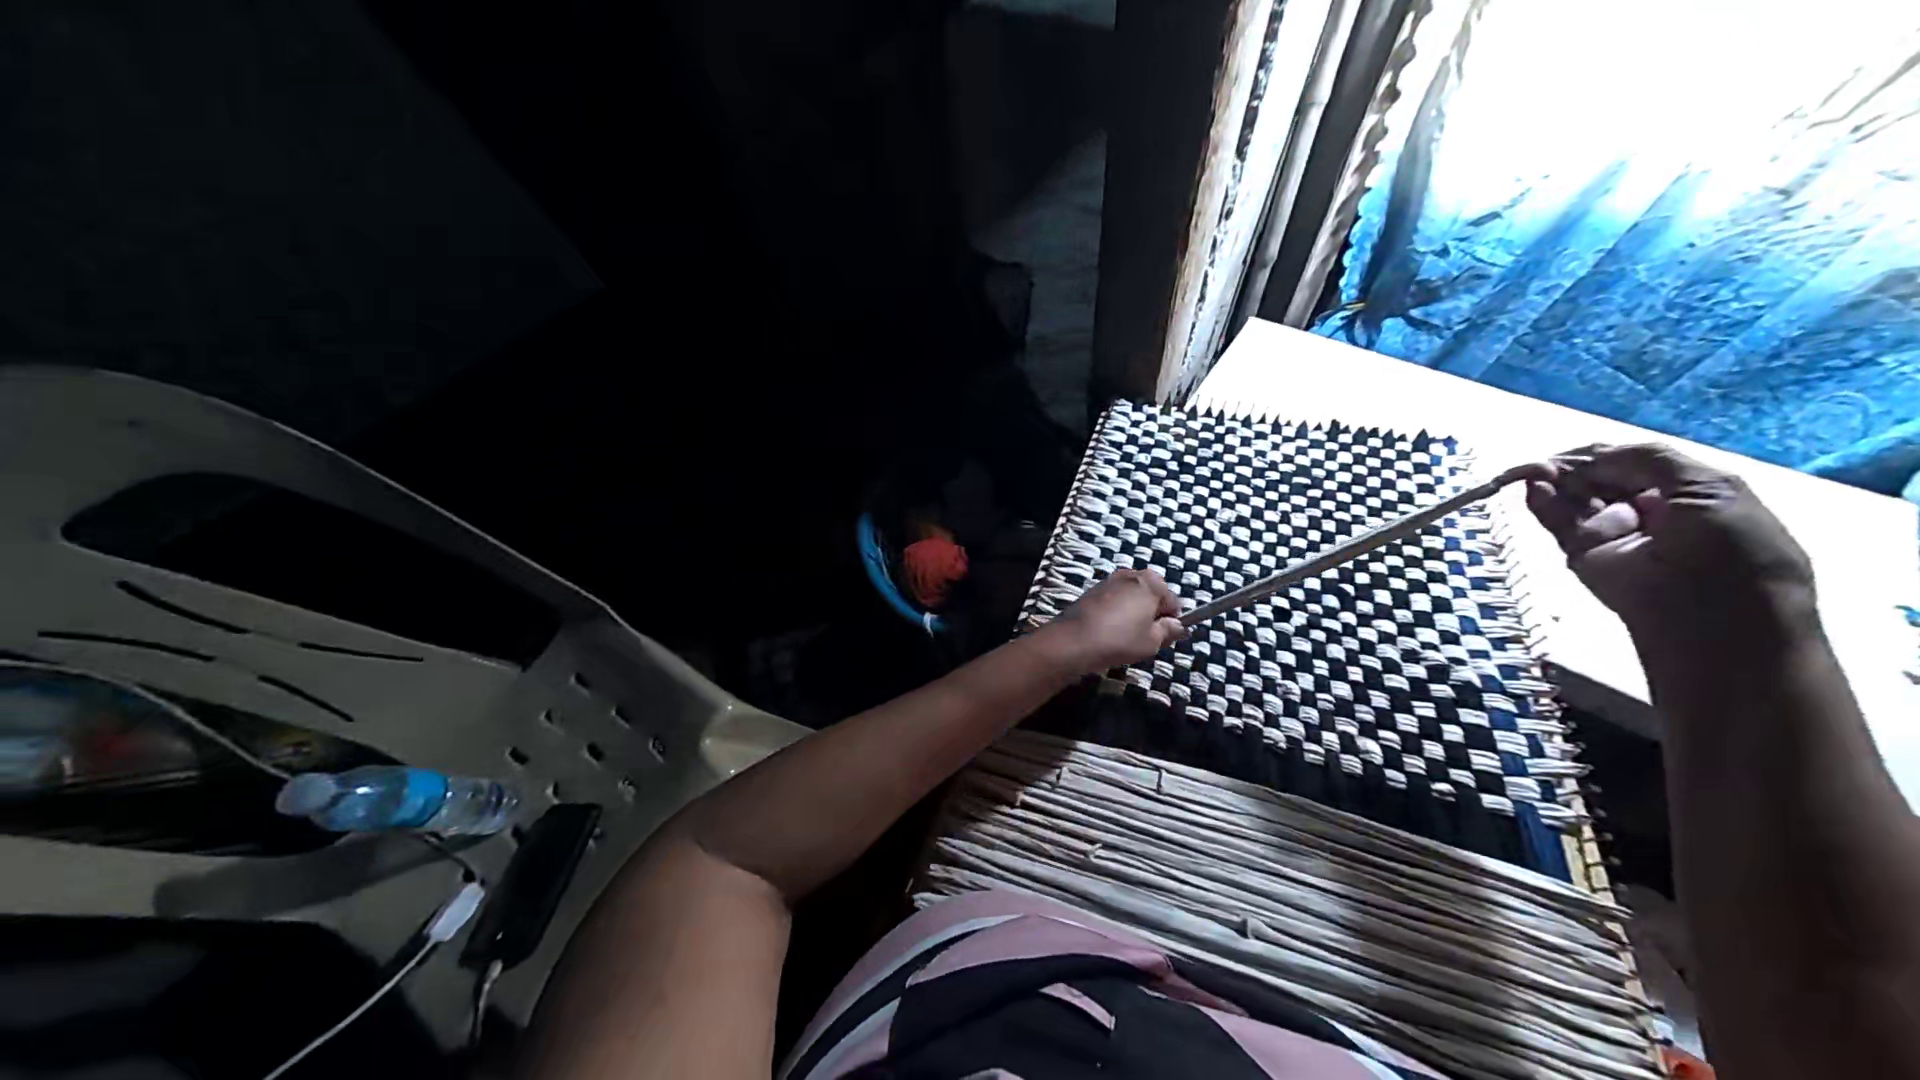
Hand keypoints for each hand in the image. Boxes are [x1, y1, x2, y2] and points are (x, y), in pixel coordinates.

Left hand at [1037, 569, 1186, 673]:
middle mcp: (1131, 575)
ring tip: (1126, 637)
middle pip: (1152, 596)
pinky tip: (1110, 632)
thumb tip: (1179, 626)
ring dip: (1133, 614)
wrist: (1074, 640)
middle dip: (1152, 615)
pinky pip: (1114, 601)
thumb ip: (1170, 631)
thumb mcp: (1152, 641)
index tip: (1165, 638)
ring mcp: (1109, 581)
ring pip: (1132, 599)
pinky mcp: (1092, 591)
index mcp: (1151, 582)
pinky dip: (1116, 613)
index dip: (1172, 622)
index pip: (1173, 601)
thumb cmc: (1120, 639)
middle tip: (1146, 638)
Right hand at [1524, 443, 1814, 644]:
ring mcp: (1611, 533)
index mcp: (1686, 493)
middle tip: (1550, 463)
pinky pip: (1558, 522)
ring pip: (1574, 497)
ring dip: (1553, 482)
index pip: (1634, 463)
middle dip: (1575, 467)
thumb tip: (1588, 456)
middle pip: (1599, 476)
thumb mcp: (1710, 488)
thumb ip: (1649, 459)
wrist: (1707, 617)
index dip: (1607, 455)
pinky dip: (1542, 504)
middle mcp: (1645, 510)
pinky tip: (1532, 488)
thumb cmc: (1729, 549)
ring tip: (1533, 473)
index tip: (1581, 451)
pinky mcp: (1581, 554)